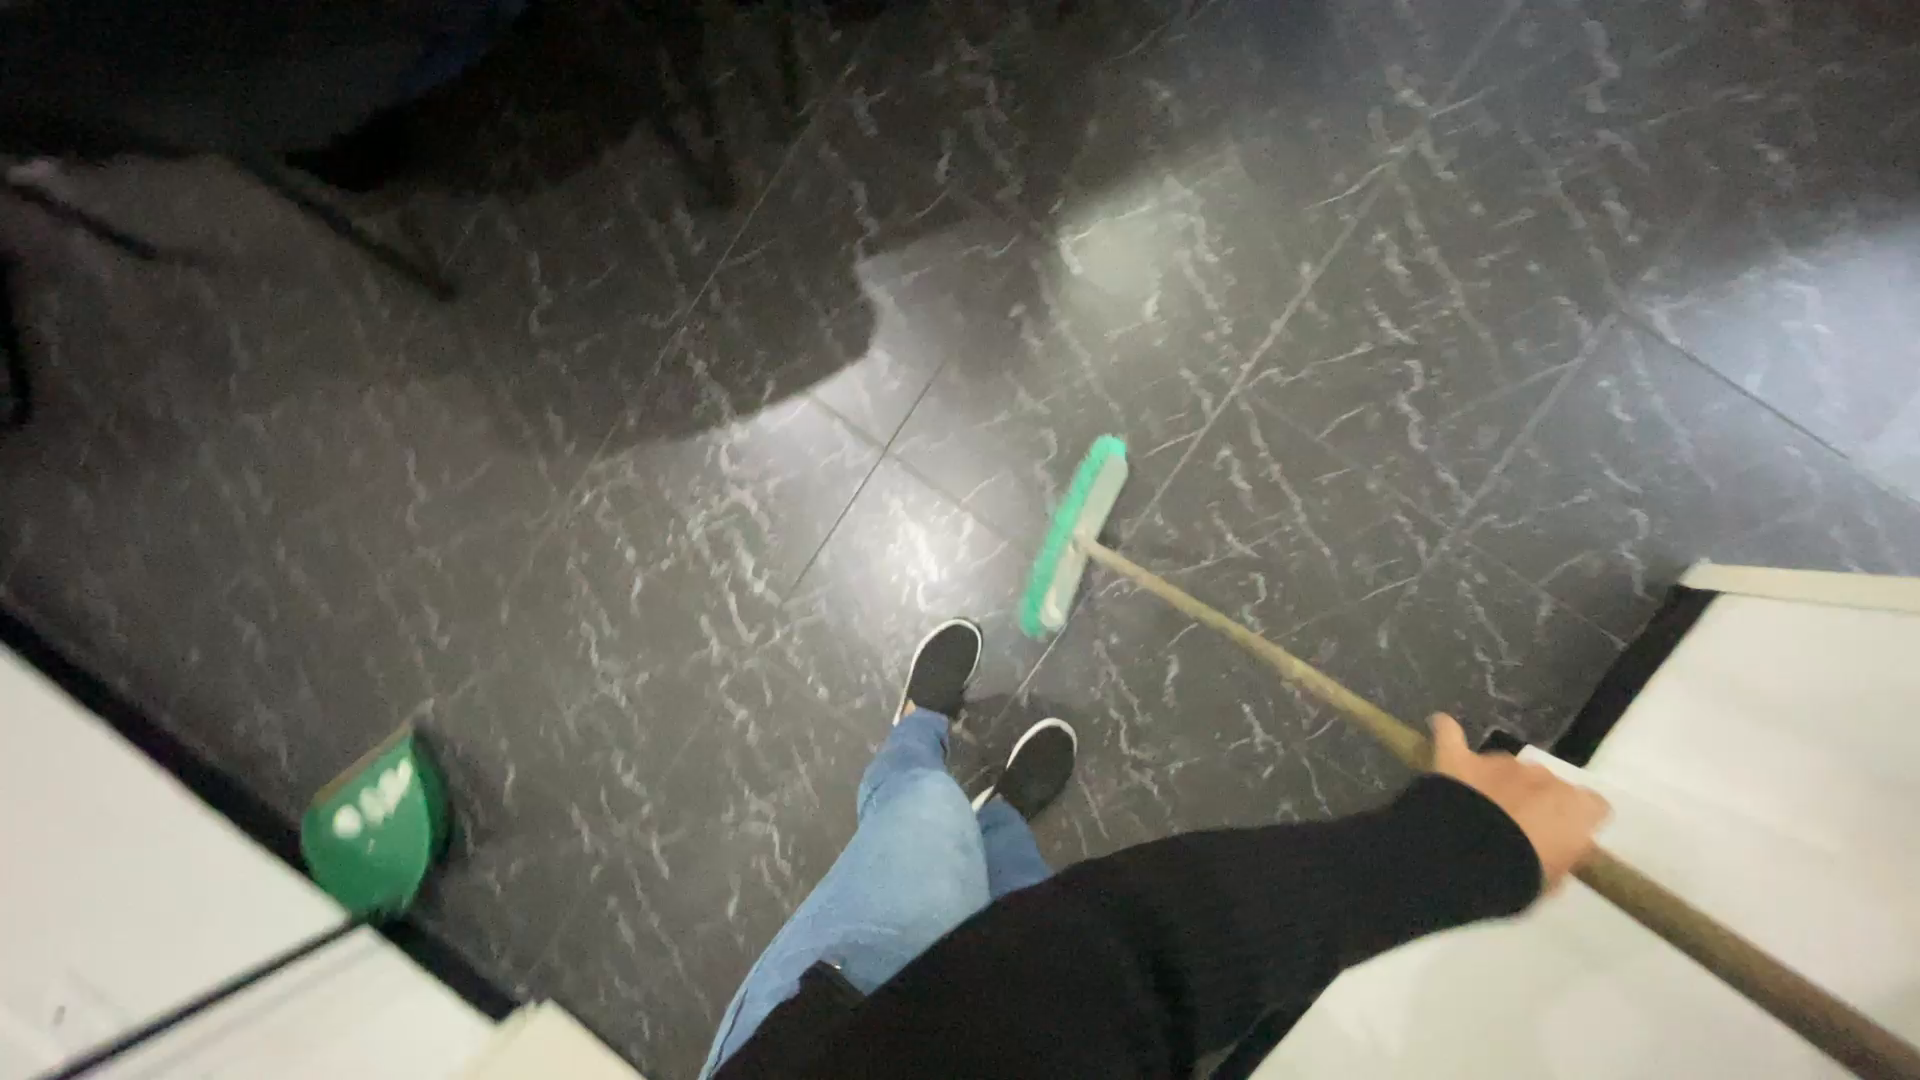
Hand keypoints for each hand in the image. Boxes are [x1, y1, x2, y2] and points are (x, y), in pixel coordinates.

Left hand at [1428, 713, 1610, 890]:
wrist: (1465, 856)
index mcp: (1576, 806)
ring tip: (1474, 807)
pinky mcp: (1458, 757)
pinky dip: (1447, 731)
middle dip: (1532, 799)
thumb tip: (1560, 844)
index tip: (1561, 835)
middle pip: (1544, 783)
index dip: (1574, 820)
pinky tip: (1443, 726)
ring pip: (1503, 766)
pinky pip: (1451, 734)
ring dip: (1494, 781)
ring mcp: (1498, 762)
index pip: (1590, 806)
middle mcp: (1542, 775)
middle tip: (1512, 825)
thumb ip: (1564, 852)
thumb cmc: (1520, 874)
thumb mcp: (1556, 877)